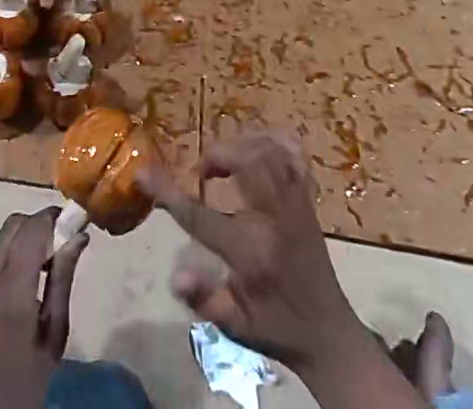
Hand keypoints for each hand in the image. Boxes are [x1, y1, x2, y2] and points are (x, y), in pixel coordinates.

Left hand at [0, 208, 90, 408]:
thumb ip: (63, 279)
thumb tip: (79, 236)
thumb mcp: (55, 332)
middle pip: (14, 224)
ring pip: (5, 234)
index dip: (55, 218)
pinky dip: (20, 246)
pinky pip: (1, 251)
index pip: (32, 231)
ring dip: (30, 232)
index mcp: (13, 290)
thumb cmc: (28, 377)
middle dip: (42, 222)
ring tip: (54, 256)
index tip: (78, 222)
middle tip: (67, 240)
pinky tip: (37, 270)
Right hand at [140, 135, 427, 407]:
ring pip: (273, 152)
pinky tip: (254, 144)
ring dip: (242, 144)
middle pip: (249, 163)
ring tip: (224, 159)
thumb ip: (203, 300)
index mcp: (251, 254)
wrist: (329, 333)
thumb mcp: (235, 328)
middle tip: (202, 171)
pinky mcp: (309, 199)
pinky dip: (272, 139)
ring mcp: (297, 205)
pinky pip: (295, 154)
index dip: (168, 192)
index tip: (144, 173)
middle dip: (219, 154)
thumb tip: (177, 276)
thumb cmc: (274, 327)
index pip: (201, 217)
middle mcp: (276, 221)